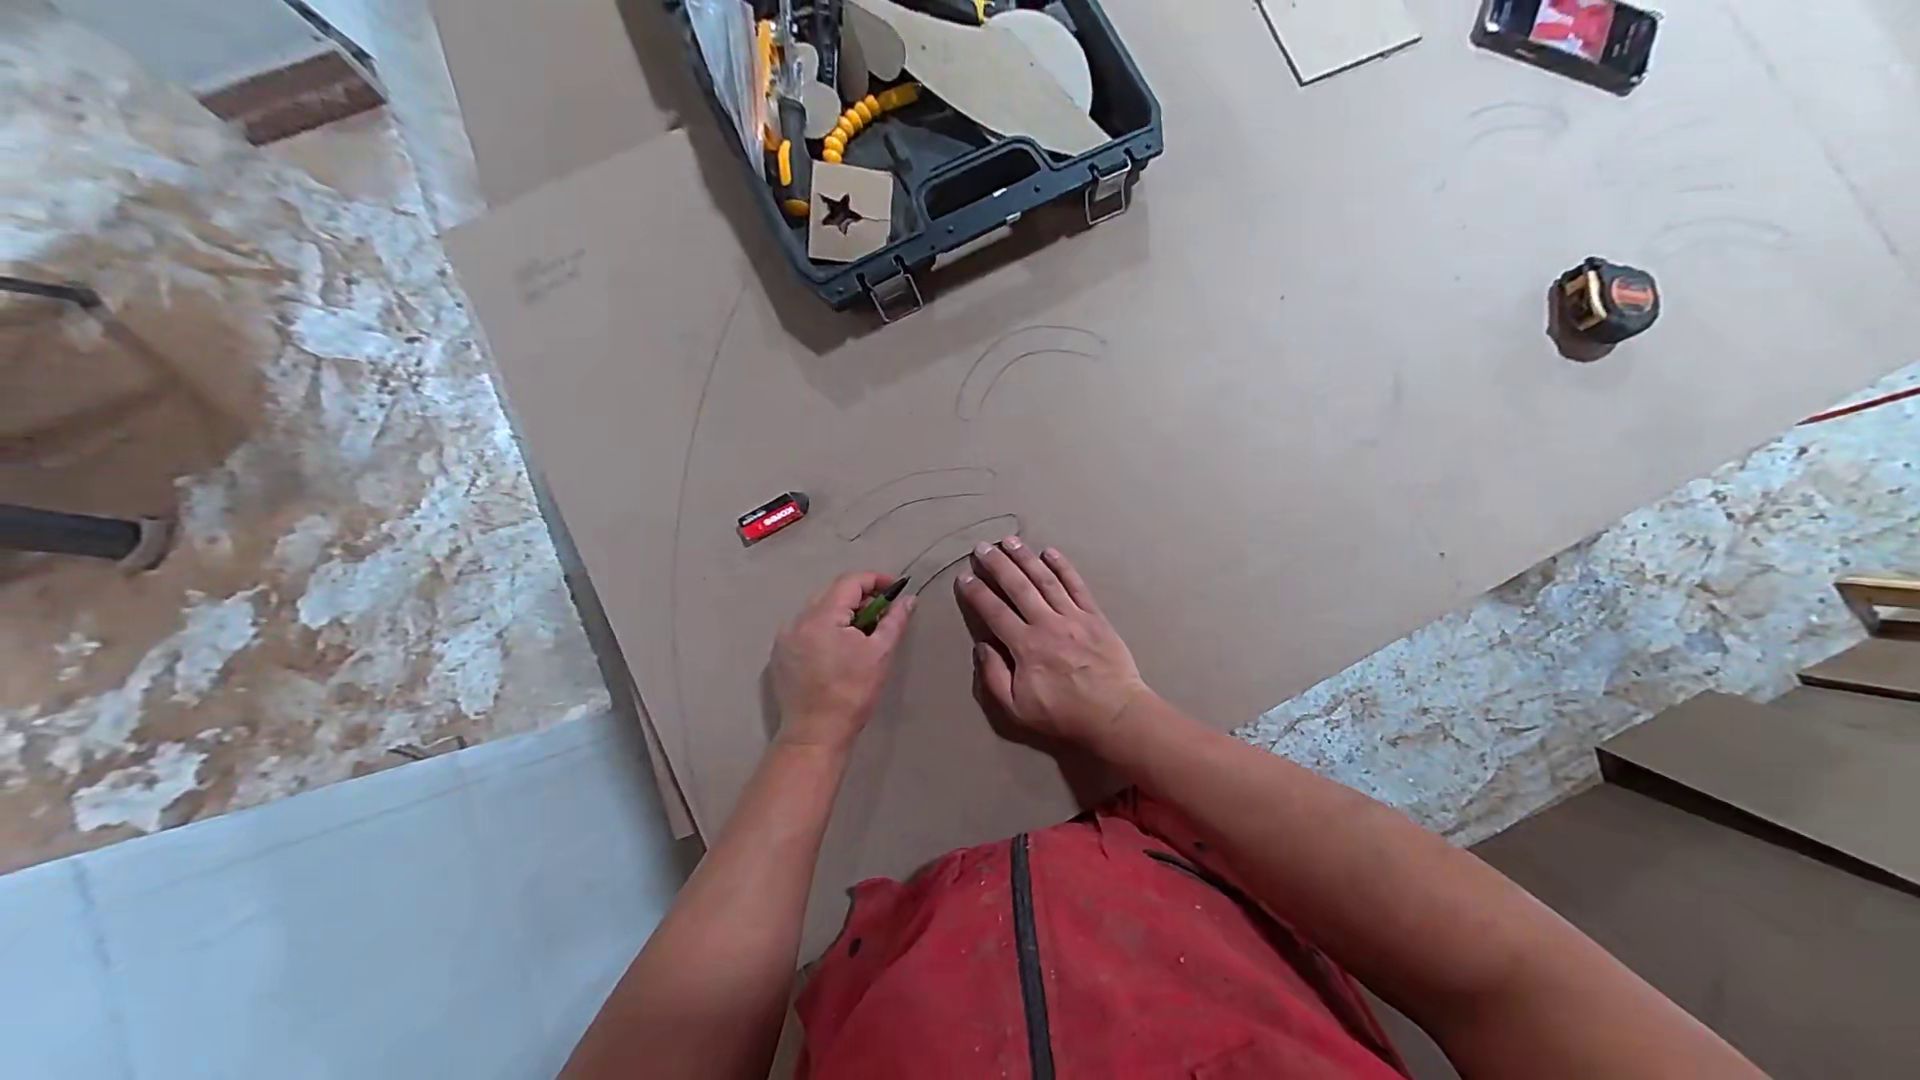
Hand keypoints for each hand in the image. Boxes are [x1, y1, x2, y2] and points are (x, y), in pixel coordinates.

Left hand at [769, 572, 915, 752]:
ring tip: (863, 632)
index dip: (875, 580)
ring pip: (818, 610)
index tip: (895, 589)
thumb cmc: (852, 693)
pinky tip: (840, 648)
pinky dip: (826, 628)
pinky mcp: (780, 655)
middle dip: (860, 597)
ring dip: (843, 613)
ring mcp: (785, 638)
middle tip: (883, 612)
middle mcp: (797, 621)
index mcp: (820, 617)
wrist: (815, 734)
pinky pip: (806, 628)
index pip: (849, 582)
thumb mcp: (880, 654)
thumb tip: (907, 599)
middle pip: (832, 593)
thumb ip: (894, 621)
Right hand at [955, 537, 1149, 748]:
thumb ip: (994, 676)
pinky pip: (1076, 586)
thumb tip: (982, 646)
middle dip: (997, 564)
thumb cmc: (1063, 714)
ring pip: (1045, 580)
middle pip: (1017, 586)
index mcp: (1025, 646)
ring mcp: (1073, 617)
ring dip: (1025, 558)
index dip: (977, 593)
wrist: (1115, 713)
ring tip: (1009, 541)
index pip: (994, 611)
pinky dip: (1063, 567)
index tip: (964, 578)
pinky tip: (1049, 552)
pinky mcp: (1094, 616)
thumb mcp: (1017, 709)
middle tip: (982, 547)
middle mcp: (1047, 624)